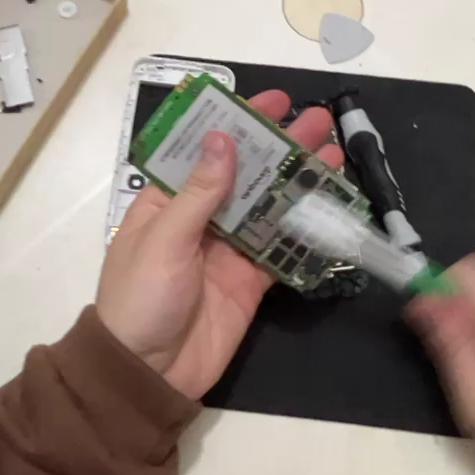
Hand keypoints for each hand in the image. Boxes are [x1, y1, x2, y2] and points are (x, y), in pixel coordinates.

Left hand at [97, 90, 344, 398]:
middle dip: (279, 145)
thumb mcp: (163, 240)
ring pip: (269, 205)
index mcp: (168, 202)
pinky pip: (281, 247)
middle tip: (317, 119)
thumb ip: (198, 193)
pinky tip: (329, 203)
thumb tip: (222, 140)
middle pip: (245, 174)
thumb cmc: (140, 298)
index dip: (236, 123)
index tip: (271, 101)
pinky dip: (304, 227)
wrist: (149, 374)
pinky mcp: (251, 280)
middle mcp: (201, 219)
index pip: (204, 151)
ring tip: (334, 150)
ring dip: (298, 179)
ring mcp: (228, 249)